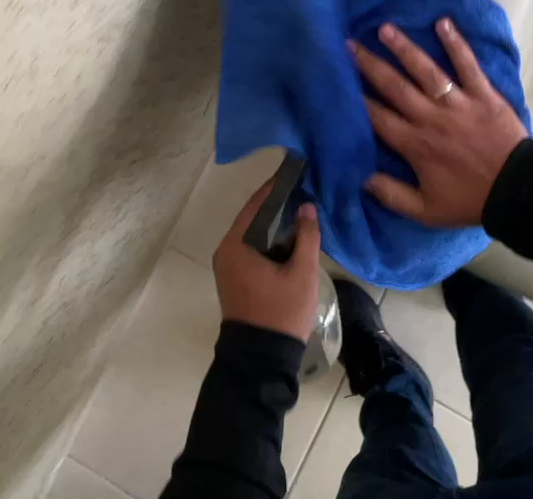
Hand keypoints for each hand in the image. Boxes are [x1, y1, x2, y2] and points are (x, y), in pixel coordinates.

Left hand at [214, 179, 323, 341]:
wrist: (260, 360)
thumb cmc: (280, 313)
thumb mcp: (301, 273)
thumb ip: (306, 237)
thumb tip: (307, 207)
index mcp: (236, 244)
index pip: (256, 204)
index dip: (276, 186)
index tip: (296, 171)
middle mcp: (226, 250)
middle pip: (253, 217)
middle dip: (277, 203)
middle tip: (303, 189)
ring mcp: (227, 265)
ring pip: (252, 234)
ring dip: (273, 223)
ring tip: (301, 210)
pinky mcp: (233, 278)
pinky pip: (250, 248)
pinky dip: (267, 239)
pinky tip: (290, 237)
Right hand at [351, 18, 527, 227]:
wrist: (518, 193)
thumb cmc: (469, 200)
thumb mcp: (425, 211)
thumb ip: (391, 195)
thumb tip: (360, 178)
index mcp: (414, 144)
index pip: (378, 117)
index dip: (357, 99)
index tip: (339, 82)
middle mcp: (430, 118)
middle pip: (394, 86)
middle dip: (370, 65)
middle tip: (350, 44)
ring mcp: (457, 103)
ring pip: (425, 71)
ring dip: (404, 48)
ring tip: (385, 28)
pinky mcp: (482, 94)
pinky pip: (468, 64)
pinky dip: (456, 43)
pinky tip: (443, 22)